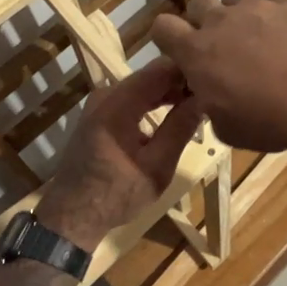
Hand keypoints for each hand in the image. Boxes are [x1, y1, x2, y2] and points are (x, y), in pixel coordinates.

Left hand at [35, 60, 204, 252]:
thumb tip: (205, 98)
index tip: (215, 82)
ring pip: (143, 86)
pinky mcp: (99, 114)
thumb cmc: (116, 195)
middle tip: (211, 96)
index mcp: (118, 103)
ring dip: (169, 93)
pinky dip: (153, 103)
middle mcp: (106, 94)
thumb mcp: (156, 166)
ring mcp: (100, 103)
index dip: (189, 71)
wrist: (71, 216)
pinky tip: (173, 113)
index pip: (161, 69)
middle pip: (151, 75)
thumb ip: (180, 127)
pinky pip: (132, 98)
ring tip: (198, 104)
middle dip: (181, 82)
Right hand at [149, 0, 286, 157]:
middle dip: (202, 23)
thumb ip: (209, 102)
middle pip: (197, 6)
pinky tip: (286, 39)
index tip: (180, 54)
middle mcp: (222, 20)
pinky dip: (270, 18)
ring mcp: (257, 7)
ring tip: (254, 41)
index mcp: (197, 51)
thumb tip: (212, 93)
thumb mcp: (227, 129)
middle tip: (219, 49)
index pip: (162, 27)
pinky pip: (268, 3)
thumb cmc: (272, 122)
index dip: (168, 39)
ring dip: (236, 16)